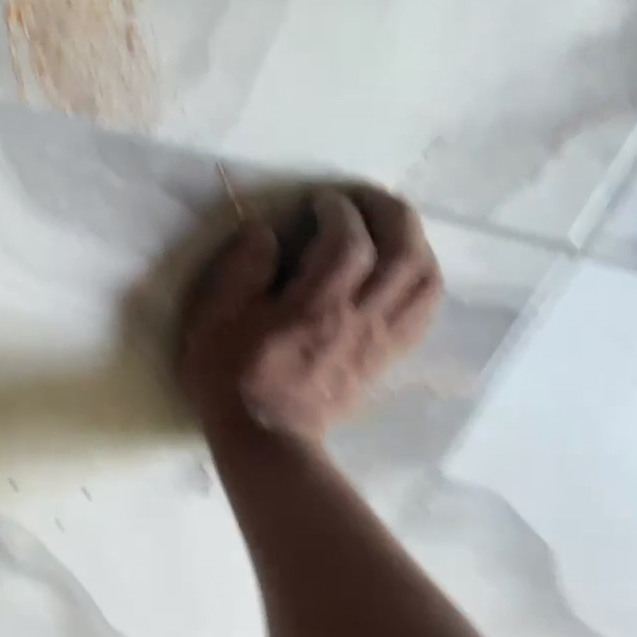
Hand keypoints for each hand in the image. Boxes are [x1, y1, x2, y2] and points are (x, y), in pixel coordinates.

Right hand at [176, 186, 441, 442]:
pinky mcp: (386, 356)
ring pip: (423, 278)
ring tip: (388, 228)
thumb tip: (264, 233)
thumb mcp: (212, 321)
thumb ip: (239, 271)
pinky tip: (401, 272)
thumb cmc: (228, 378)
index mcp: (315, 305)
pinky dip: (420, 279)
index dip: (338, 211)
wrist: (263, 437)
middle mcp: (360, 316)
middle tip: (362, 199)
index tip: (318, 199)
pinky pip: (424, 310)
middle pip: (403, 251)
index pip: (347, 241)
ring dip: (413, 242)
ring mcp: (380, 338)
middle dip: (388, 213)